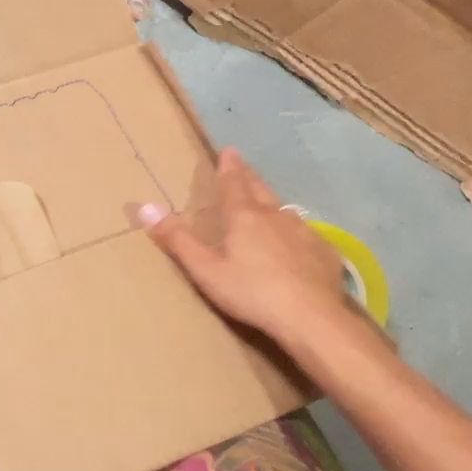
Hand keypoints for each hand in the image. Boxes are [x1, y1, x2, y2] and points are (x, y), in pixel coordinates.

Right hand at [139, 147, 354, 340]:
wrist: (312, 320)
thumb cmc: (252, 293)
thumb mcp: (205, 270)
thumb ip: (177, 239)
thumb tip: (145, 207)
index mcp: (244, 217)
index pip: (233, 184)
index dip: (229, 167)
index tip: (229, 150)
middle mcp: (276, 217)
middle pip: (261, 191)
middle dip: (250, 178)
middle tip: (245, 168)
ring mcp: (305, 234)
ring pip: (287, 212)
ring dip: (275, 206)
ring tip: (270, 208)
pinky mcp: (326, 255)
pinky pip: (310, 236)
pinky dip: (299, 234)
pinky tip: (300, 245)